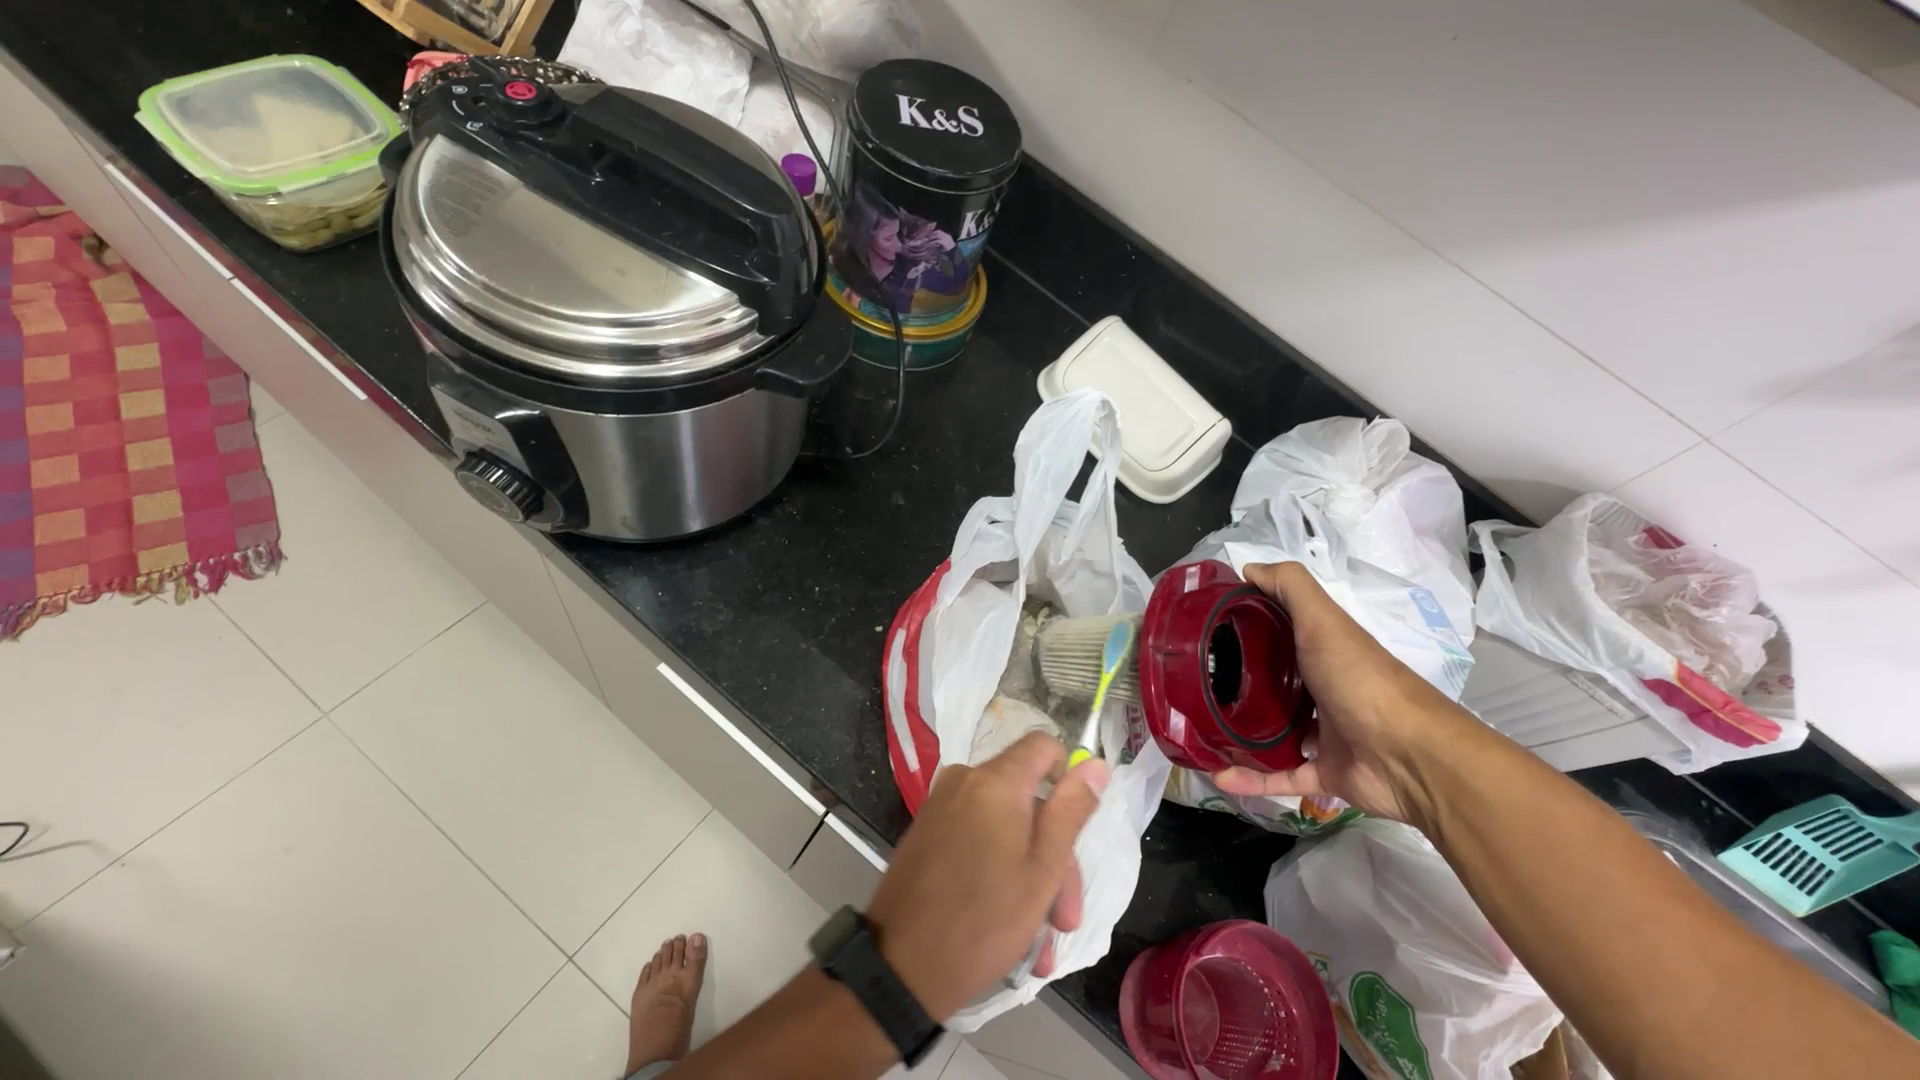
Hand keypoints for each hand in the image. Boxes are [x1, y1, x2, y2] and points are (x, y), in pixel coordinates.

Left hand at [867, 733, 1108, 1020]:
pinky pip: (977, 843)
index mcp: (995, 782)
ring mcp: (940, 809)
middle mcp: (964, 783)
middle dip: (1054, 857)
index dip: (1069, 778)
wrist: (899, 967)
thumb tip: (1095, 764)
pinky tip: (1012, 933)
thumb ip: (1071, 811)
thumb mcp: (1042, 870)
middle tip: (1065, 919)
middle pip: (1027, 800)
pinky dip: (998, 877)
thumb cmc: (983, 920)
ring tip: (1039, 944)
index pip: (1044, 746)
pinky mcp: (926, 836)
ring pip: (1004, 829)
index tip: (1077, 828)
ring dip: (1029, 879)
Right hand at [1212, 561, 1474, 824]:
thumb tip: (1248, 568)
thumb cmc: (1362, 679)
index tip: (1207, 630)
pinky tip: (1218, 777)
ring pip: (1276, 733)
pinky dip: (1251, 779)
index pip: (1282, 634)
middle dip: (1239, 685)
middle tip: (1195, 685)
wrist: (1410, 755)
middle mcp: (1326, 689)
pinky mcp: (1326, 773)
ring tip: (1200, 733)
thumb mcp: (1324, 621)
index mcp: (1325, 652)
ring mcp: (1327, 734)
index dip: (1248, 628)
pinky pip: (1281, 777)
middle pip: (1276, 684)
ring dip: (1242, 735)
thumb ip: (1290, 588)